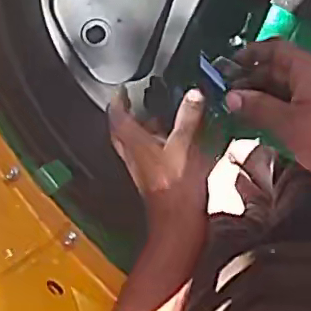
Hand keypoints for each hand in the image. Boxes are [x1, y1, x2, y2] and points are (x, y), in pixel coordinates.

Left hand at [108, 87, 215, 228]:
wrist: (178, 221)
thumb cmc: (176, 186)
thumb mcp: (185, 144)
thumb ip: (188, 118)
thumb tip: (193, 95)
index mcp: (134, 142)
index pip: (117, 115)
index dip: (118, 100)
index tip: (121, 89)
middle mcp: (133, 154)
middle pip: (122, 130)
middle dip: (127, 114)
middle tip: (134, 102)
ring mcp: (141, 167)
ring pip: (134, 142)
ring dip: (142, 129)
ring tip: (157, 116)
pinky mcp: (152, 177)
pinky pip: (147, 154)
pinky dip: (154, 143)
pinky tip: (172, 141)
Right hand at [224, 40, 310, 183]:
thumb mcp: (286, 122)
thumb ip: (257, 106)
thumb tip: (231, 97)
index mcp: (309, 70)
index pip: (277, 49)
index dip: (252, 52)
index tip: (230, 62)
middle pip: (277, 66)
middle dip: (251, 75)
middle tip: (225, 86)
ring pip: (281, 85)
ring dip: (259, 92)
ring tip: (234, 102)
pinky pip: (288, 100)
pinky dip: (270, 105)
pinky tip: (252, 115)